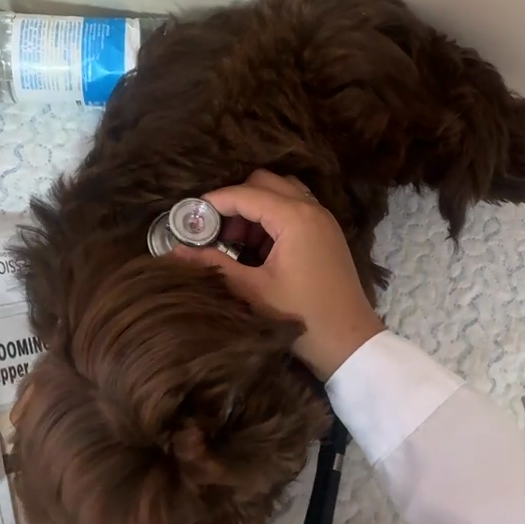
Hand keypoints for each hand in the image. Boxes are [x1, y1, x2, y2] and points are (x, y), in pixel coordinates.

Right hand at [171, 170, 384, 379]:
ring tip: (231, 238)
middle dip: (235, 201)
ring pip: (281, 194)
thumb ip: (214, 265)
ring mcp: (322, 220)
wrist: (349, 341)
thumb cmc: (301, 316)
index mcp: (296, 217)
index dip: (214, 202)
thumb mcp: (252, 291)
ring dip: (254, 208)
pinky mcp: (325, 234)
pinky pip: (294, 210)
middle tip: (212, 228)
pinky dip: (271, 219)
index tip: (188, 216)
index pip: (246, 193)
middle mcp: (312, 209)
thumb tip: (175, 252)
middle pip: (265, 183)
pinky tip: (253, 247)